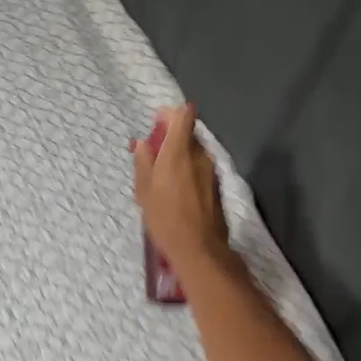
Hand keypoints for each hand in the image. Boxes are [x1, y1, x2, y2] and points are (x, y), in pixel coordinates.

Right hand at [132, 105, 232, 276]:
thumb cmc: (165, 218)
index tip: (157, 122)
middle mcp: (200, 155)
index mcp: (179, 151)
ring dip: (180, 155)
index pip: (184, 115)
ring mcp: (212, 170)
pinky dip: (188, 169)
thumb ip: (143, 162)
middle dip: (171, 137)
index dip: (171, 113)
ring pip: (195, 151)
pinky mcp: (217, 185)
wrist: (199, 248)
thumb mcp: (144, 190)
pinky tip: (177, 189)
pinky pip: (200, 167)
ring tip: (162, 175)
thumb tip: (144, 143)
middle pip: (188, 133)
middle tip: (153, 154)